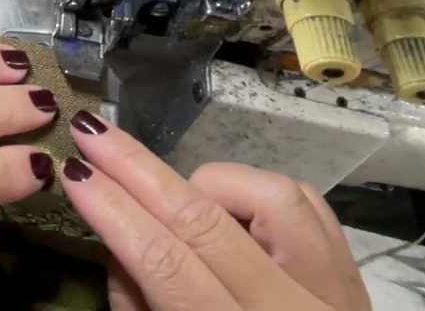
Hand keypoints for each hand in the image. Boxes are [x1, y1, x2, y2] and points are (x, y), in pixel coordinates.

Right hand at [61, 112, 369, 310]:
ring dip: (204, 183)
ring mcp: (336, 295)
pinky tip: (225, 203)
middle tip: (89, 130)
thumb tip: (119, 241)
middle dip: (136, 168)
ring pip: (269, 197)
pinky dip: (255, 189)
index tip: (73, 171)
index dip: (115, 212)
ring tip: (170, 198)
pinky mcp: (351, 276)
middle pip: (206, 221)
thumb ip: (136, 307)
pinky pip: (305, 201)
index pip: (167, 265)